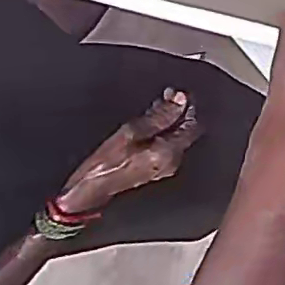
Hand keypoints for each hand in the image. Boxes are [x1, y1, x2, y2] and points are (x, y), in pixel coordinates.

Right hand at [57, 89, 202, 212]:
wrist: (90, 190)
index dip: (187, 107)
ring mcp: (168, 166)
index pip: (193, 125)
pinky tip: (153, 125)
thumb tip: (179, 100)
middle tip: (168, 98)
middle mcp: (174, 161)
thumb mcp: (130, 132)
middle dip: (179, 113)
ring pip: (178, 137)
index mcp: (170, 152)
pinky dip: (165, 132)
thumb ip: (159, 115)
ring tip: (158, 107)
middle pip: (187, 131)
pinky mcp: (159, 168)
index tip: (177, 94)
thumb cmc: (105, 163)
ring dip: (172, 121)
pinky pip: (169, 145)